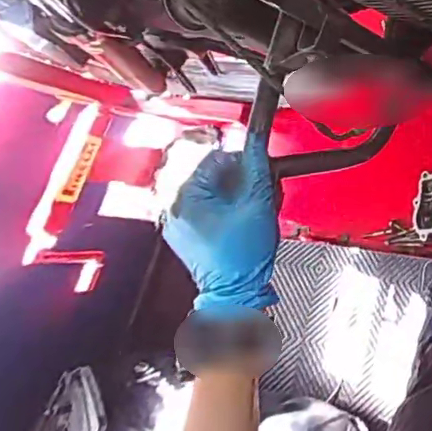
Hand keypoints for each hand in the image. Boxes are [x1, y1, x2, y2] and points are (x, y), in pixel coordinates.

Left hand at [162, 129, 279, 312]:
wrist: (236, 290)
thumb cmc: (242, 254)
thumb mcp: (258, 200)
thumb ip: (256, 166)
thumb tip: (256, 140)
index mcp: (185, 199)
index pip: (213, 158)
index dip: (242, 160)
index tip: (257, 169)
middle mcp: (173, 209)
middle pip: (210, 174)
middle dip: (238, 177)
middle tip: (258, 187)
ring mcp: (177, 223)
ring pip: (209, 190)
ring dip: (234, 190)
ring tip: (252, 202)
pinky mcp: (186, 234)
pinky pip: (205, 206)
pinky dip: (225, 204)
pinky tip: (242, 214)